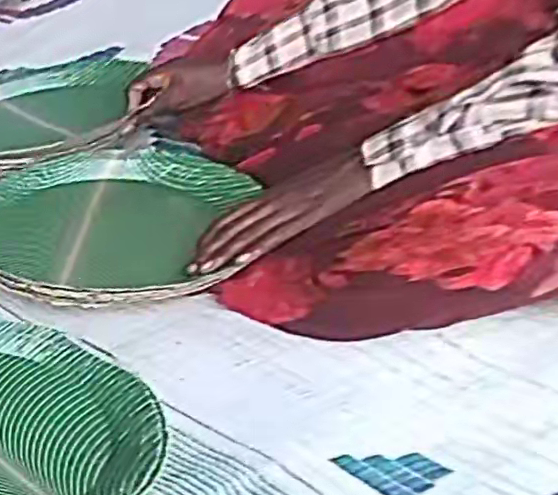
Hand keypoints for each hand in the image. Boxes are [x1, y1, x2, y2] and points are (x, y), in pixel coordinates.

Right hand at [126, 57, 232, 118]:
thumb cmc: (202, 86)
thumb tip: (128, 126)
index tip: (137, 118)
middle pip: (144, 90)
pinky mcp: (186, 77)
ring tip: (156, 118)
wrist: (233, 73)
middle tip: (145, 121)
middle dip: (142, 106)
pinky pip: (166, 91)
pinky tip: (168, 111)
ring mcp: (177, 72)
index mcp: (161, 72)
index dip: (132, 104)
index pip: (135, 87)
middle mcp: (167, 70)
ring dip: (153, 106)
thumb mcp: (171, 101)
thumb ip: (148, 113)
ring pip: (155, 92)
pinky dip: (163, 102)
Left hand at [192, 153, 370, 272]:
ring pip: (247, 235)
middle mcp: (271, 203)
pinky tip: (239, 261)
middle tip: (192, 268)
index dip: (208, 237)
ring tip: (207, 270)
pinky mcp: (306, 217)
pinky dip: (255, 249)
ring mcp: (288, 210)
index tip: (195, 252)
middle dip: (209, 250)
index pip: (227, 218)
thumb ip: (265, 205)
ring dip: (224, 254)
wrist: (365, 161)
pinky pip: (275, 236)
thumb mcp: (288, 188)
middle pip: (231, 229)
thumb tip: (246, 224)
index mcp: (266, 195)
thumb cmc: (327, 174)